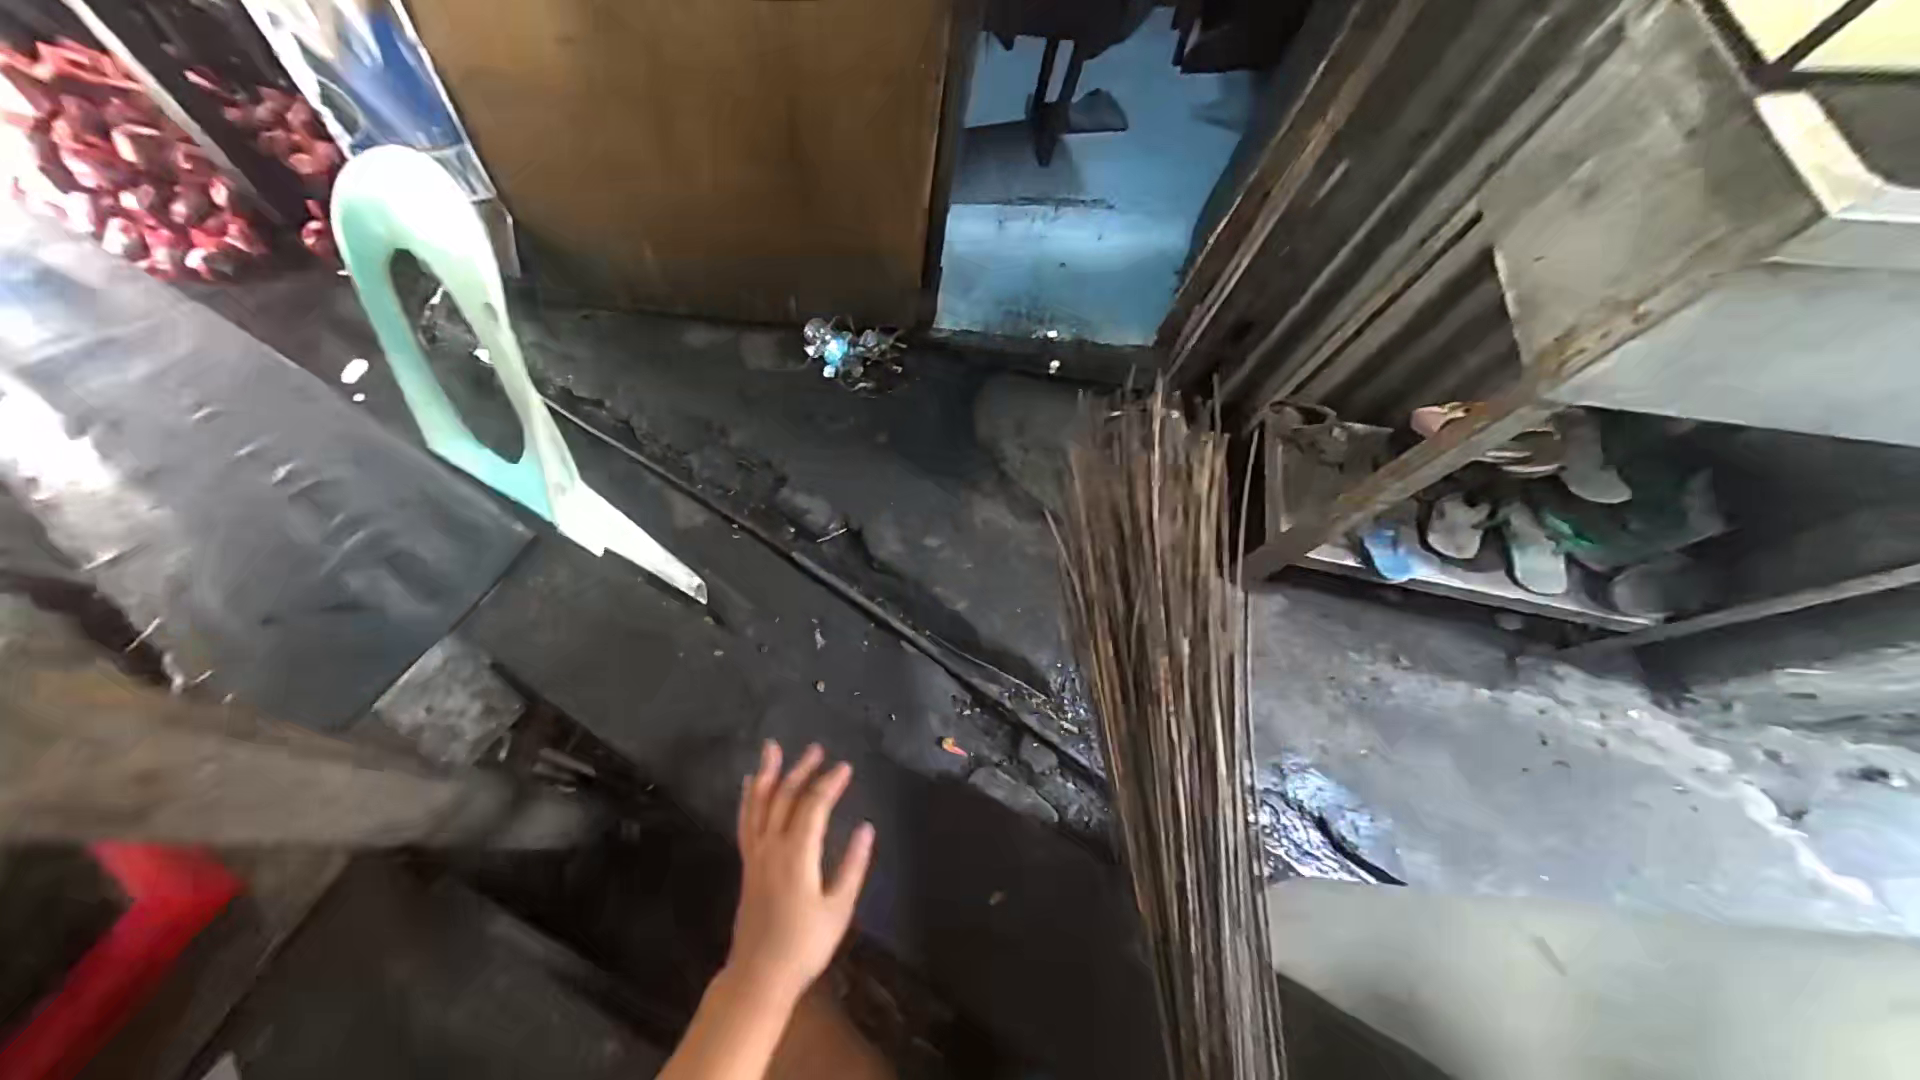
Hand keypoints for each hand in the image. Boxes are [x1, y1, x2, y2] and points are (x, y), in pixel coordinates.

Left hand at [728, 740, 874, 1004]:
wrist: (758, 976)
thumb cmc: (804, 945)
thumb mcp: (839, 908)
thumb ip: (853, 865)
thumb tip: (865, 828)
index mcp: (797, 854)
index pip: (813, 806)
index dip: (829, 783)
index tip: (846, 767)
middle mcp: (772, 847)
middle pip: (785, 798)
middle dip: (801, 770)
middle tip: (816, 748)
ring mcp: (755, 854)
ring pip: (759, 804)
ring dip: (767, 774)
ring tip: (771, 748)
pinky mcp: (747, 864)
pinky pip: (746, 821)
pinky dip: (748, 799)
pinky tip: (749, 784)